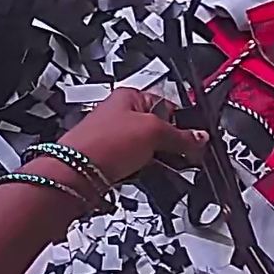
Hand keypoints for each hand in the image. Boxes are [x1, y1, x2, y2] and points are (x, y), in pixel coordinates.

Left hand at [59, 88, 208, 183]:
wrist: (74, 173)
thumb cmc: (102, 142)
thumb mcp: (153, 132)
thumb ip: (181, 136)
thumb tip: (199, 139)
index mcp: (129, 96)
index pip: (167, 105)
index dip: (184, 122)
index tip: (197, 139)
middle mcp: (120, 115)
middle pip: (158, 129)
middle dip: (172, 144)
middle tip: (185, 157)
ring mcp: (114, 140)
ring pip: (148, 150)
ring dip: (159, 161)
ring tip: (165, 169)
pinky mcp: (110, 162)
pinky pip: (136, 166)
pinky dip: (144, 172)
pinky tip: (147, 177)